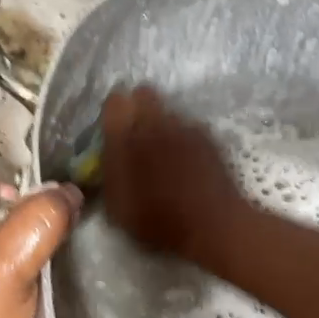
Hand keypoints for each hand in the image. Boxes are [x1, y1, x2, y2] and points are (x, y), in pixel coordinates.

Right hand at [99, 85, 250, 263]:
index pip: (114, 101)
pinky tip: (186, 161)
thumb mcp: (118, 206)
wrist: (211, 223)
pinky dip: (183, 137)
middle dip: (137, 107)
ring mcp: (185, 126)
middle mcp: (156, 122)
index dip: (112, 112)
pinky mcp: (208, 136)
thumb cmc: (158, 220)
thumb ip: (109, 173)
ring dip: (162, 123)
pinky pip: (188, 126)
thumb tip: (107, 156)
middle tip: (136, 135)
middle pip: (144, 93)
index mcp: (127, 137)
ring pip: (168, 109)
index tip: (112, 130)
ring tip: (164, 152)